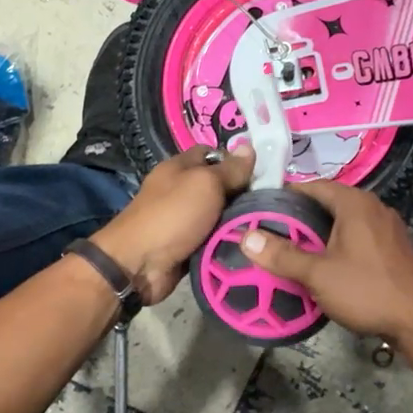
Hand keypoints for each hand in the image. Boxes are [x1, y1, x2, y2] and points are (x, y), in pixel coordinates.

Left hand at [91, 144, 253, 303]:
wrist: (140, 265)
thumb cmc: (172, 216)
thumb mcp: (205, 184)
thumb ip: (230, 169)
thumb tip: (250, 147)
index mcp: (179, 167)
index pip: (212, 153)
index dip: (236, 160)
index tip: (262, 173)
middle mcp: (181, 189)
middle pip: (220, 185)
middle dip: (244, 192)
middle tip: (273, 201)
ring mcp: (184, 219)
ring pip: (221, 213)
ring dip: (240, 220)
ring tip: (268, 224)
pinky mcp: (189, 244)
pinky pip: (216, 237)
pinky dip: (229, 240)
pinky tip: (252, 242)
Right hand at [237, 181, 412, 343]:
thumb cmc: (367, 291)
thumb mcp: (318, 274)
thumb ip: (282, 255)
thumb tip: (246, 237)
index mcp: (355, 203)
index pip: (314, 186)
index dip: (287, 194)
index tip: (263, 208)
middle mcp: (375, 207)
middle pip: (330, 203)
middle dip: (302, 216)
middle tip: (273, 233)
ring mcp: (389, 228)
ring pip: (346, 222)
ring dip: (322, 232)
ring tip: (294, 249)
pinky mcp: (396, 248)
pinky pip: (361, 237)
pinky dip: (341, 244)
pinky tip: (328, 264)